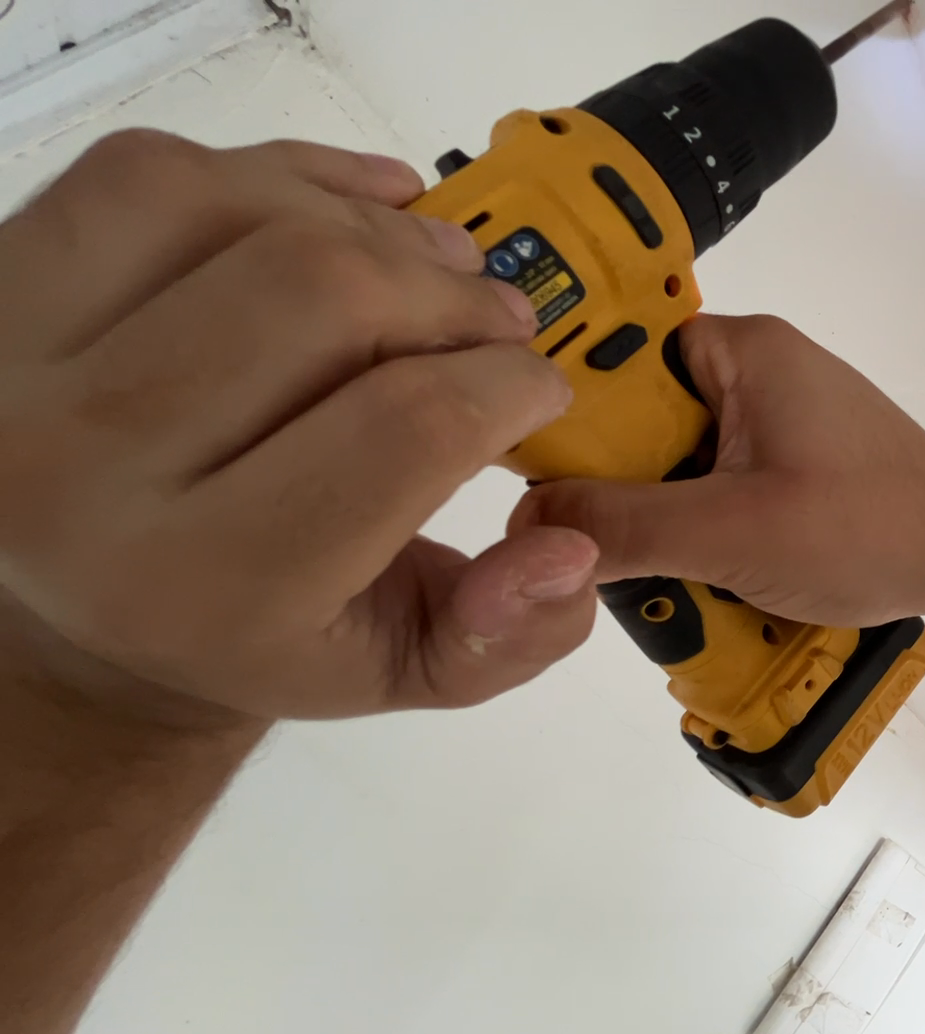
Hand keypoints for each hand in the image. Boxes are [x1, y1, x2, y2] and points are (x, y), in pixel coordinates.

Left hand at [0, 131, 598, 724]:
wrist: (107, 617)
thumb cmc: (292, 641)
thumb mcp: (431, 671)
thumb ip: (518, 632)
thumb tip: (572, 547)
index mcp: (221, 583)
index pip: (408, 429)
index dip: (511, 385)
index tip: (546, 389)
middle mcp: (81, 472)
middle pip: (324, 299)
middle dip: (456, 299)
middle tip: (505, 325)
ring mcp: (10, 366)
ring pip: (234, 215)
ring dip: (380, 231)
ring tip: (443, 268)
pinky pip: (149, 177)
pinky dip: (287, 174)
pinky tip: (361, 212)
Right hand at [513, 314, 924, 627]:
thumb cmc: (862, 531)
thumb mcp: (727, 531)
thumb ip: (621, 525)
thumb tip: (528, 522)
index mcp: (747, 351)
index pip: (623, 361)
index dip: (580, 425)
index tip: (554, 493)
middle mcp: (772, 370)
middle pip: (658, 419)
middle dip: (635, 487)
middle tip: (616, 550)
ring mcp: (799, 417)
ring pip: (698, 460)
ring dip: (680, 516)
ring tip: (677, 571)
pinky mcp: (817, 459)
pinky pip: (741, 480)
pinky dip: (723, 522)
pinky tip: (725, 570)